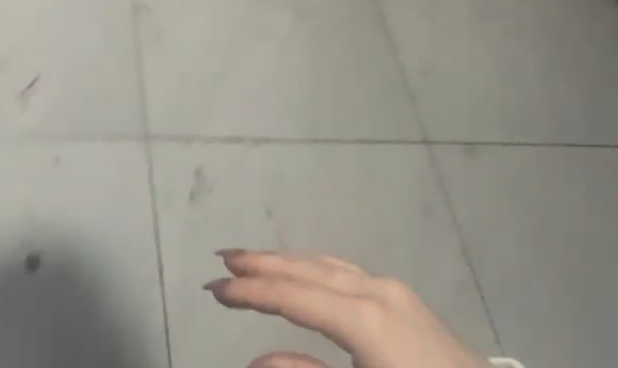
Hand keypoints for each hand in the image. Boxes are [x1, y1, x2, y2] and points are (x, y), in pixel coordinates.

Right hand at [206, 250, 485, 367]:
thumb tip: (255, 359)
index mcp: (365, 319)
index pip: (293, 296)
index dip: (250, 292)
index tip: (213, 289)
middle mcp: (376, 292)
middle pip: (306, 270)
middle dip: (260, 265)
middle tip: (219, 261)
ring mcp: (394, 292)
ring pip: (325, 265)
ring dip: (283, 261)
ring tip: (247, 259)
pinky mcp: (404, 301)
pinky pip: (344, 272)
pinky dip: (311, 266)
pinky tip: (300, 269)